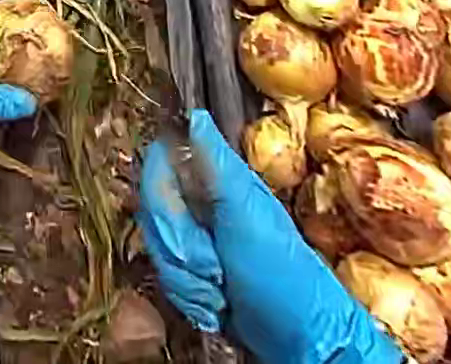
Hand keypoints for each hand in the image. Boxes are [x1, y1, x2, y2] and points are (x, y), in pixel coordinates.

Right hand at [138, 111, 402, 363]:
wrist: (298, 337)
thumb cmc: (278, 268)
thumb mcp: (247, 210)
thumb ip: (216, 161)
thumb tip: (194, 113)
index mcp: (212, 175)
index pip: (157, 162)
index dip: (163, 196)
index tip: (186, 222)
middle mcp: (199, 197)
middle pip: (152, 206)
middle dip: (179, 246)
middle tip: (214, 266)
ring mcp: (194, 234)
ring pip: (156, 243)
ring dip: (184, 276)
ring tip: (219, 289)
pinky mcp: (190, 268)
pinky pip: (163, 273)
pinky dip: (187, 296)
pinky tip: (213, 305)